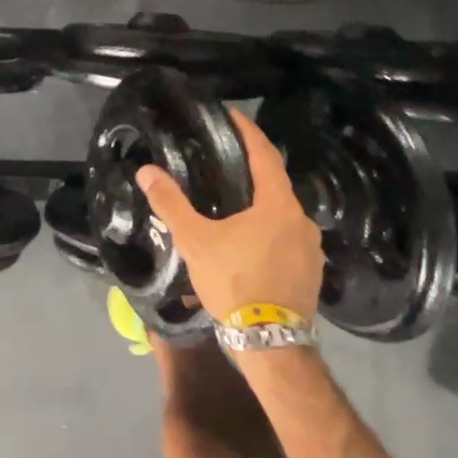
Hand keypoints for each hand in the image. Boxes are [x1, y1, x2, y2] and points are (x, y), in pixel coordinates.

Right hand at [136, 108, 323, 322]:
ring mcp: (311, 249)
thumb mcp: (195, 239)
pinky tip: (248, 239)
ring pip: (282, 213)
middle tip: (223, 157)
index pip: (265, 155)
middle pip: (276, 184)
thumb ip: (171, 202)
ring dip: (260, 203)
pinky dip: (268, 229)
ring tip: (232, 200)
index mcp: (278, 205)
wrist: (270, 342)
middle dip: (251, 169)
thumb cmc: (235, 280)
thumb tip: (146, 171)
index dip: (248, 132)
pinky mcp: (311, 273)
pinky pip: (287, 238)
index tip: (231, 115)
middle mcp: (302, 221)